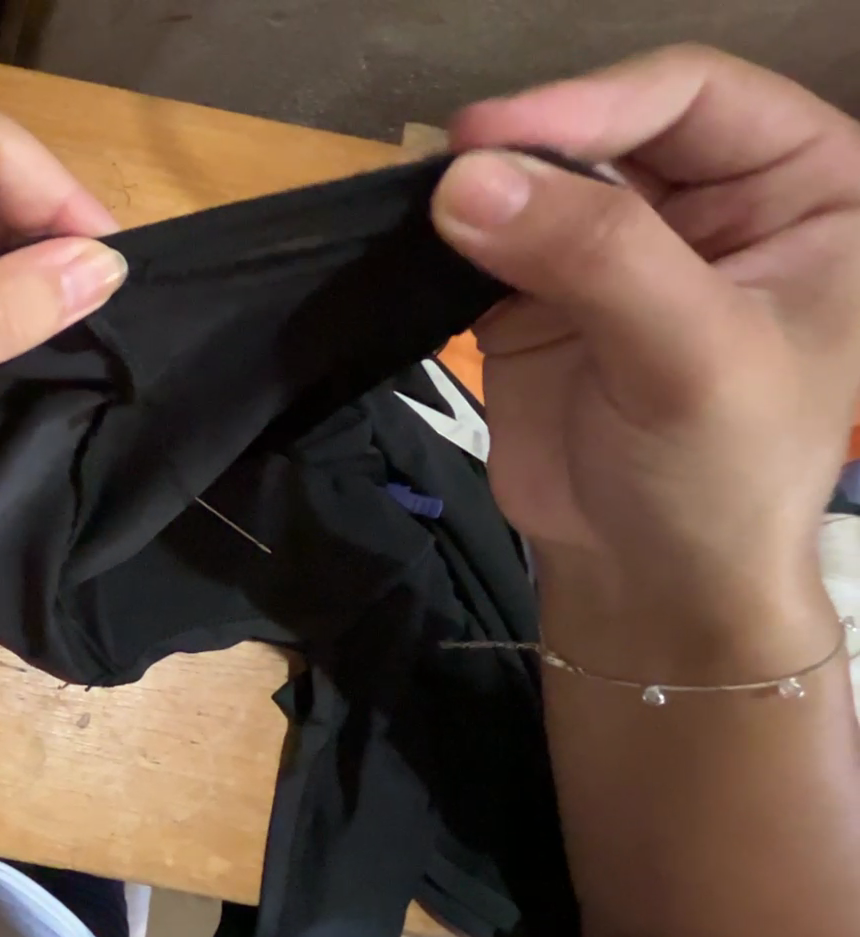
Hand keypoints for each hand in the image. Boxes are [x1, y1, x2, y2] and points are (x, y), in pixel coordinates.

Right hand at [430, 46, 859, 639]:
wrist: (639, 563)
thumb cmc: (713, 465)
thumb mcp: (684, 353)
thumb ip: (590, 256)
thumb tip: (460, 185)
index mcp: (799, 186)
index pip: (687, 101)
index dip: (585, 107)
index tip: (477, 135)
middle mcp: (699, 207)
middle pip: (597, 139)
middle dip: (519, 151)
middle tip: (434, 175)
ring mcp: (602, 259)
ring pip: (527, 194)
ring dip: (469, 201)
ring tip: (410, 211)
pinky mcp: (526, 307)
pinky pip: (478, 258)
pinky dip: (439, 254)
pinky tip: (408, 256)